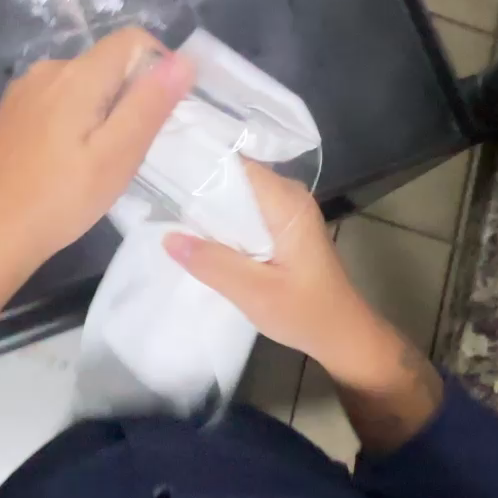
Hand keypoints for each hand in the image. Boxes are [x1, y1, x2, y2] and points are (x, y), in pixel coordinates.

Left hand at [0, 27, 194, 278]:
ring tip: (98, 166)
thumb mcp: (117, 156)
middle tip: (128, 155)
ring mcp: (23, 93)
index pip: (133, 40)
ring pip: (83, 87)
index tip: (161, 115)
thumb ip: (149, 104)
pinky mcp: (10, 116)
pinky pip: (58, 105)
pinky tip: (66, 168)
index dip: (159, 67)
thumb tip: (184, 59)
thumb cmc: (58, 200)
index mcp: (77, 75)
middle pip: (107, 64)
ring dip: (103, 115)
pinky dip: (76, 126)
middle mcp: (47, 71)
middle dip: (130, 98)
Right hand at [162, 166, 443, 452]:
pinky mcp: (282, 225)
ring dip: (207, 205)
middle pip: (234, 176)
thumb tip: (168, 237)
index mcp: (286, 203)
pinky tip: (196, 232)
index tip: (162, 167)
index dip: (199, 164)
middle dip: (197, 184)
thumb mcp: (255, 293)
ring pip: (237, 194)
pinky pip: (244, 211)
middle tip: (156, 191)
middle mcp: (288, 196)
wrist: (341, 334)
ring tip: (166, 209)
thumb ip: (212, 264)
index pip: (236, 165)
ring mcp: (286, 209)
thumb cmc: (305, 313)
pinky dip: (221, 220)